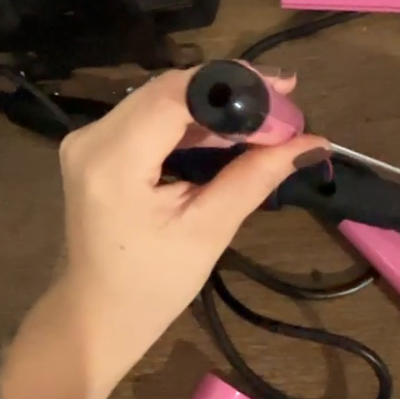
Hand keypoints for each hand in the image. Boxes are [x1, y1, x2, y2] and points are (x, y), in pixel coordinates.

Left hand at [52, 66, 325, 377]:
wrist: (98, 312)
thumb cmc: (152, 285)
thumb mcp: (208, 232)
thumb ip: (254, 178)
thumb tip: (311, 141)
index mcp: (111, 161)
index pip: (173, 96)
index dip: (231, 86)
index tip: (283, 89)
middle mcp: (91, 137)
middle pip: (166, 91)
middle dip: (228, 93)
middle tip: (285, 102)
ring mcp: (88, 138)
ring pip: (159, 99)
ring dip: (212, 105)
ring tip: (267, 117)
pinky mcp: (95, 144)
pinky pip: (148, 116)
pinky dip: (189, 120)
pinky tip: (229, 129)